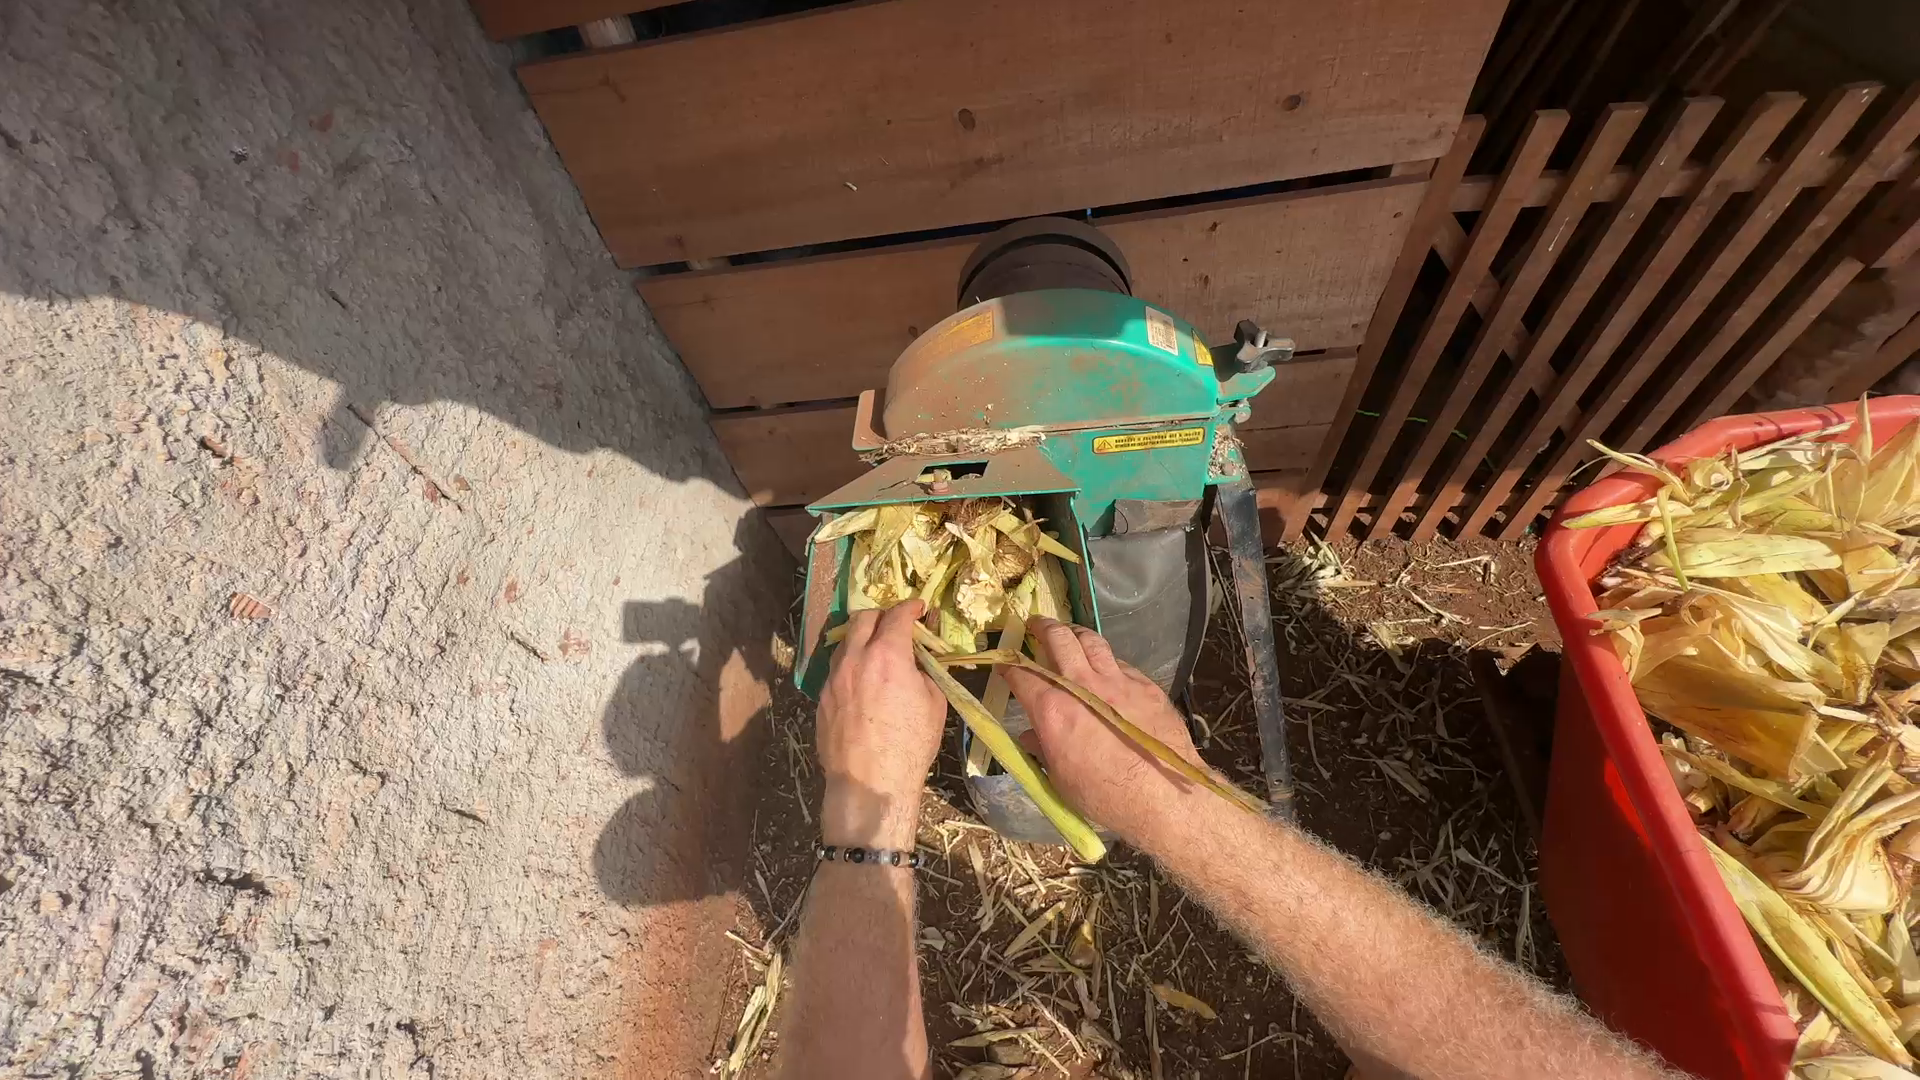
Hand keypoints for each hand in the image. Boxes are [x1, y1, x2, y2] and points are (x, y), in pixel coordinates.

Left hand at [816, 600, 948, 848]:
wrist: (870, 783)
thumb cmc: (910, 744)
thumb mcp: (934, 703)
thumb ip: (923, 672)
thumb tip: (915, 663)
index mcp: (887, 655)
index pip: (897, 615)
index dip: (910, 607)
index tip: (918, 608)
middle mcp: (855, 658)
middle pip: (863, 618)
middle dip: (882, 615)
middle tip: (896, 624)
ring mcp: (833, 678)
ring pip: (845, 643)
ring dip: (862, 639)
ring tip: (877, 652)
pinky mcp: (821, 698)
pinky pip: (837, 670)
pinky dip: (852, 665)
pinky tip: (863, 682)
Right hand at [1001, 618, 1209, 850]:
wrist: (1166, 797)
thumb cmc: (1106, 797)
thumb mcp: (1061, 780)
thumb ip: (1043, 750)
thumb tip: (1031, 736)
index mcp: (1053, 711)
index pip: (1022, 675)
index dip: (1009, 665)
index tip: (1005, 662)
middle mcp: (1082, 686)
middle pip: (1058, 639)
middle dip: (1042, 627)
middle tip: (1036, 625)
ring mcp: (1116, 681)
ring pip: (1091, 640)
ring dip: (1075, 633)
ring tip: (1069, 633)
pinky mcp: (1144, 685)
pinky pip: (1118, 661)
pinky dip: (1105, 659)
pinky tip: (1105, 668)